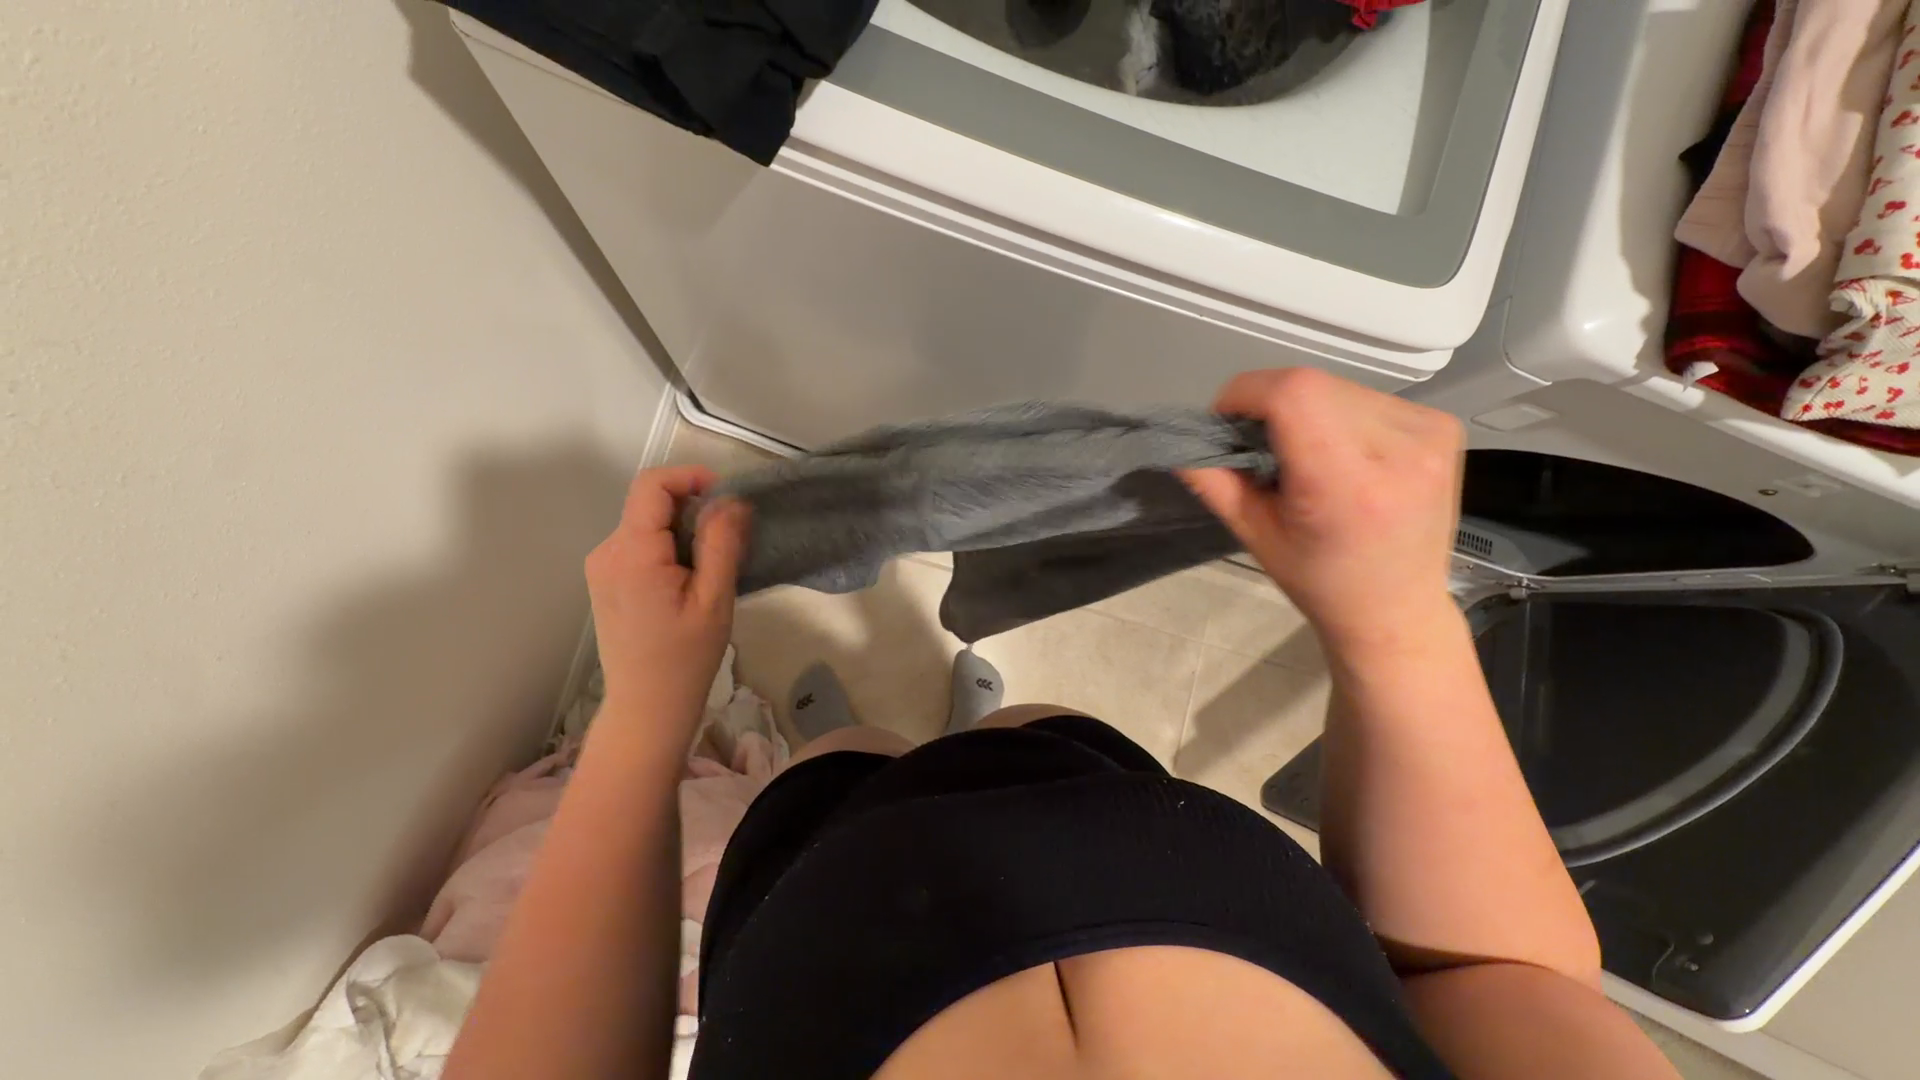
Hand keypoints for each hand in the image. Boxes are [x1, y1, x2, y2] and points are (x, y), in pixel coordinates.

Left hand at [585, 466, 749, 735]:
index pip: (652, 486)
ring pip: (647, 525)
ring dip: (682, 532)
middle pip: (650, 504)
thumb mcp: (714, 599)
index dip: (690, 477)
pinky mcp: (606, 581)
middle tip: (729, 541)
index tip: (726, 496)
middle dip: (692, 510)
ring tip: (711, 568)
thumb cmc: (685, 658)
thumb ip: (721, 542)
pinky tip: (689, 582)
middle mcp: (607, 552)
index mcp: (632, 553)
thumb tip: (731, 498)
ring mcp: (602, 567)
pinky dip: (669, 549)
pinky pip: (640, 546)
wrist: (647, 708)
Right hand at [1183, 368, 1464, 657]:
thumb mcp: (1253, 535)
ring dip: (1307, 409)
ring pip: (1338, 386)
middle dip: (1271, 405)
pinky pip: (1369, 397)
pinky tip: (1343, 454)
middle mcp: (1398, 451)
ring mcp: (1428, 434)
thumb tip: (1182, 440)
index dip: (1246, 394)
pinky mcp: (1443, 426)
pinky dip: (1340, 415)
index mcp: (1346, 484)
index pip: (1292, 393)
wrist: (1396, 608)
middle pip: (1311, 384)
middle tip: (1262, 446)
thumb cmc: (1318, 580)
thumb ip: (1213, 482)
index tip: (1228, 423)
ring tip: (1307, 455)